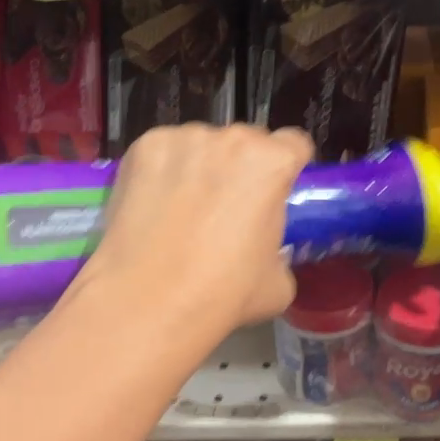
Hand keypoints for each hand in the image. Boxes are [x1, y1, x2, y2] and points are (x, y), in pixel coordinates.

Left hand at [78, 124, 314, 333]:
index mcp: (273, 163)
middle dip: (241, 167)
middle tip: (226, 207)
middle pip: (246, 142)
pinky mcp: (145, 146)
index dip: (287, 166)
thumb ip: (280, 250)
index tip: (275, 188)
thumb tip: (268, 252)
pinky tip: (153, 205)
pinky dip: (162, 171)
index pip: (294, 144)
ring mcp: (186, 138)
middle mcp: (233, 139)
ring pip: (202, 145)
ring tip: (182, 209)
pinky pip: (164, 152)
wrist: (147, 301)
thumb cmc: (223, 293)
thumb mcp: (278, 282)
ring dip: (200, 166)